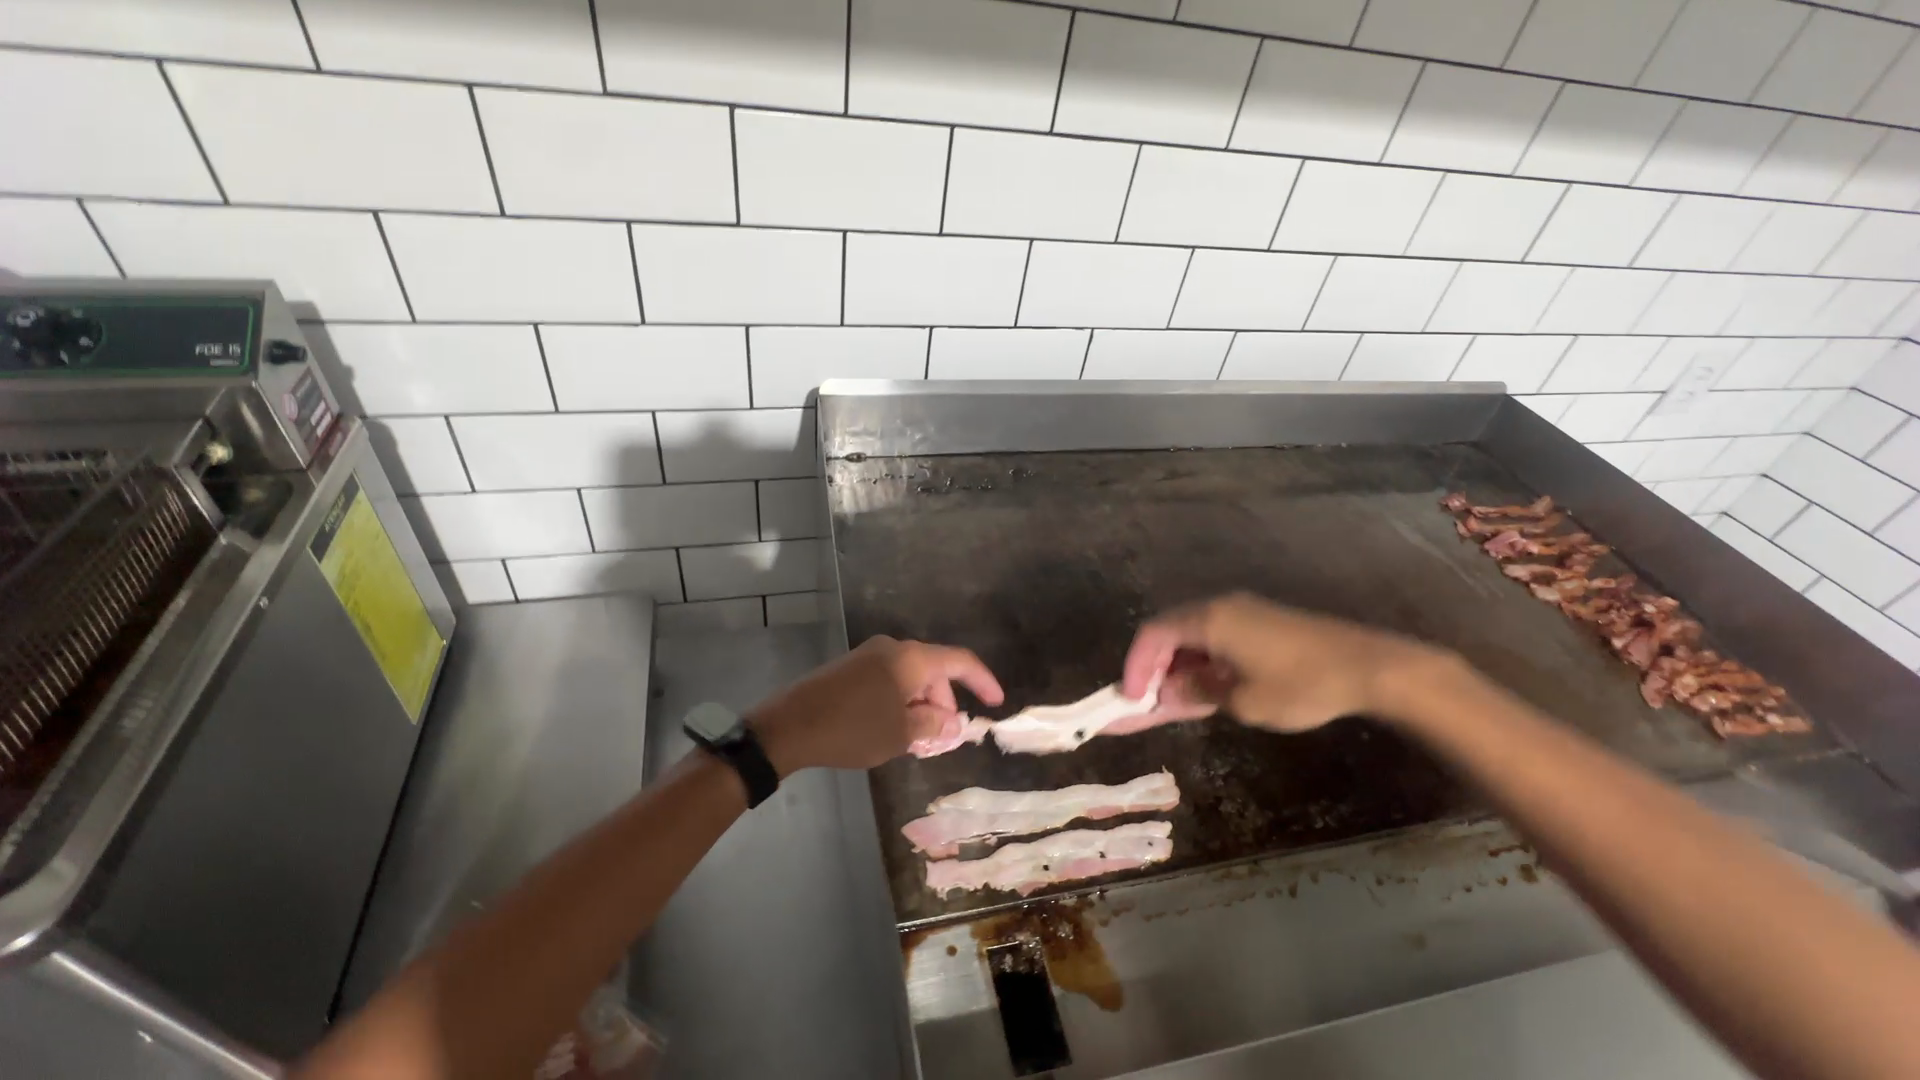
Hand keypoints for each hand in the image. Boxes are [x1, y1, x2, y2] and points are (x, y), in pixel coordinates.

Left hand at [748, 636, 1003, 773]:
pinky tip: (894, 731)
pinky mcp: (850, 669)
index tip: (996, 703)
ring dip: (921, 708)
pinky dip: (901, 704)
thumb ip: (934, 726)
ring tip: (918, 742)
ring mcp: (868, 657)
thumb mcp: (901, 735)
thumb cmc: (852, 729)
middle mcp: (892, 649)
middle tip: (944, 740)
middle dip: (944, 705)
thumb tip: (953, 722)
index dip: (983, 681)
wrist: (788, 727)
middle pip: (934, 672)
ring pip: (911, 679)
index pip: (960, 661)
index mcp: (911, 658)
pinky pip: (889, 682)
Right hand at [1121, 593, 1450, 733]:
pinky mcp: (1263, 624)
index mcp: (1209, 619)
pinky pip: (1216, 639)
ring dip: (1177, 668)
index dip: (1135, 667)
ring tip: (1170, 704)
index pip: (1153, 636)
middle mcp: (1221, 608)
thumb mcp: (1243, 700)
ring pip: (1193, 637)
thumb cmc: (1301, 684)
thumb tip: (1169, 693)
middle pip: (1169, 633)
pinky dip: (1201, 663)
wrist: (1370, 667)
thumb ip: (1198, 693)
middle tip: (1143, 704)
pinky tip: (1205, 690)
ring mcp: (1244, 613)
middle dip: (1152, 669)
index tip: (1130, 701)